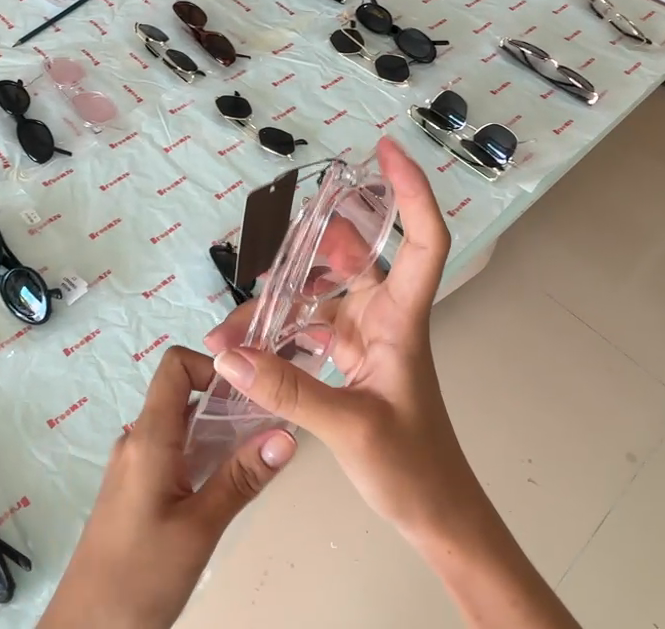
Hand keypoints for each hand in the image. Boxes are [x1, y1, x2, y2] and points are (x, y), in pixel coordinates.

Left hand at [39, 346, 295, 628]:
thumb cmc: (140, 575)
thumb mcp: (200, 528)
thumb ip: (242, 478)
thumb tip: (286, 433)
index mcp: (148, 437)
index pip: (175, 366)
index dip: (213, 364)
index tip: (251, 387)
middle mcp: (138, 441)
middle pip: (183, 394)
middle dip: (227, 400)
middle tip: (271, 418)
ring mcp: (135, 465)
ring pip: (181, 426)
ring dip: (219, 430)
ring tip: (260, 448)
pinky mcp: (136, 490)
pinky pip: (174, 453)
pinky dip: (204, 454)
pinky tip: (230, 480)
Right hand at [206, 137, 465, 535]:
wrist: (436, 516)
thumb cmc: (413, 468)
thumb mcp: (349, 427)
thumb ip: (288, 389)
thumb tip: (230, 354)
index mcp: (402, 319)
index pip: (422, 238)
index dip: (409, 191)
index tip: (384, 150)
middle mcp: (385, 317)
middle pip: (351, 259)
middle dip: (306, 249)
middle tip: (262, 252)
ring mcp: (366, 340)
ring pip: (318, 298)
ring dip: (276, 306)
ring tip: (229, 330)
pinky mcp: (349, 363)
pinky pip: (308, 332)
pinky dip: (277, 336)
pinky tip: (244, 351)